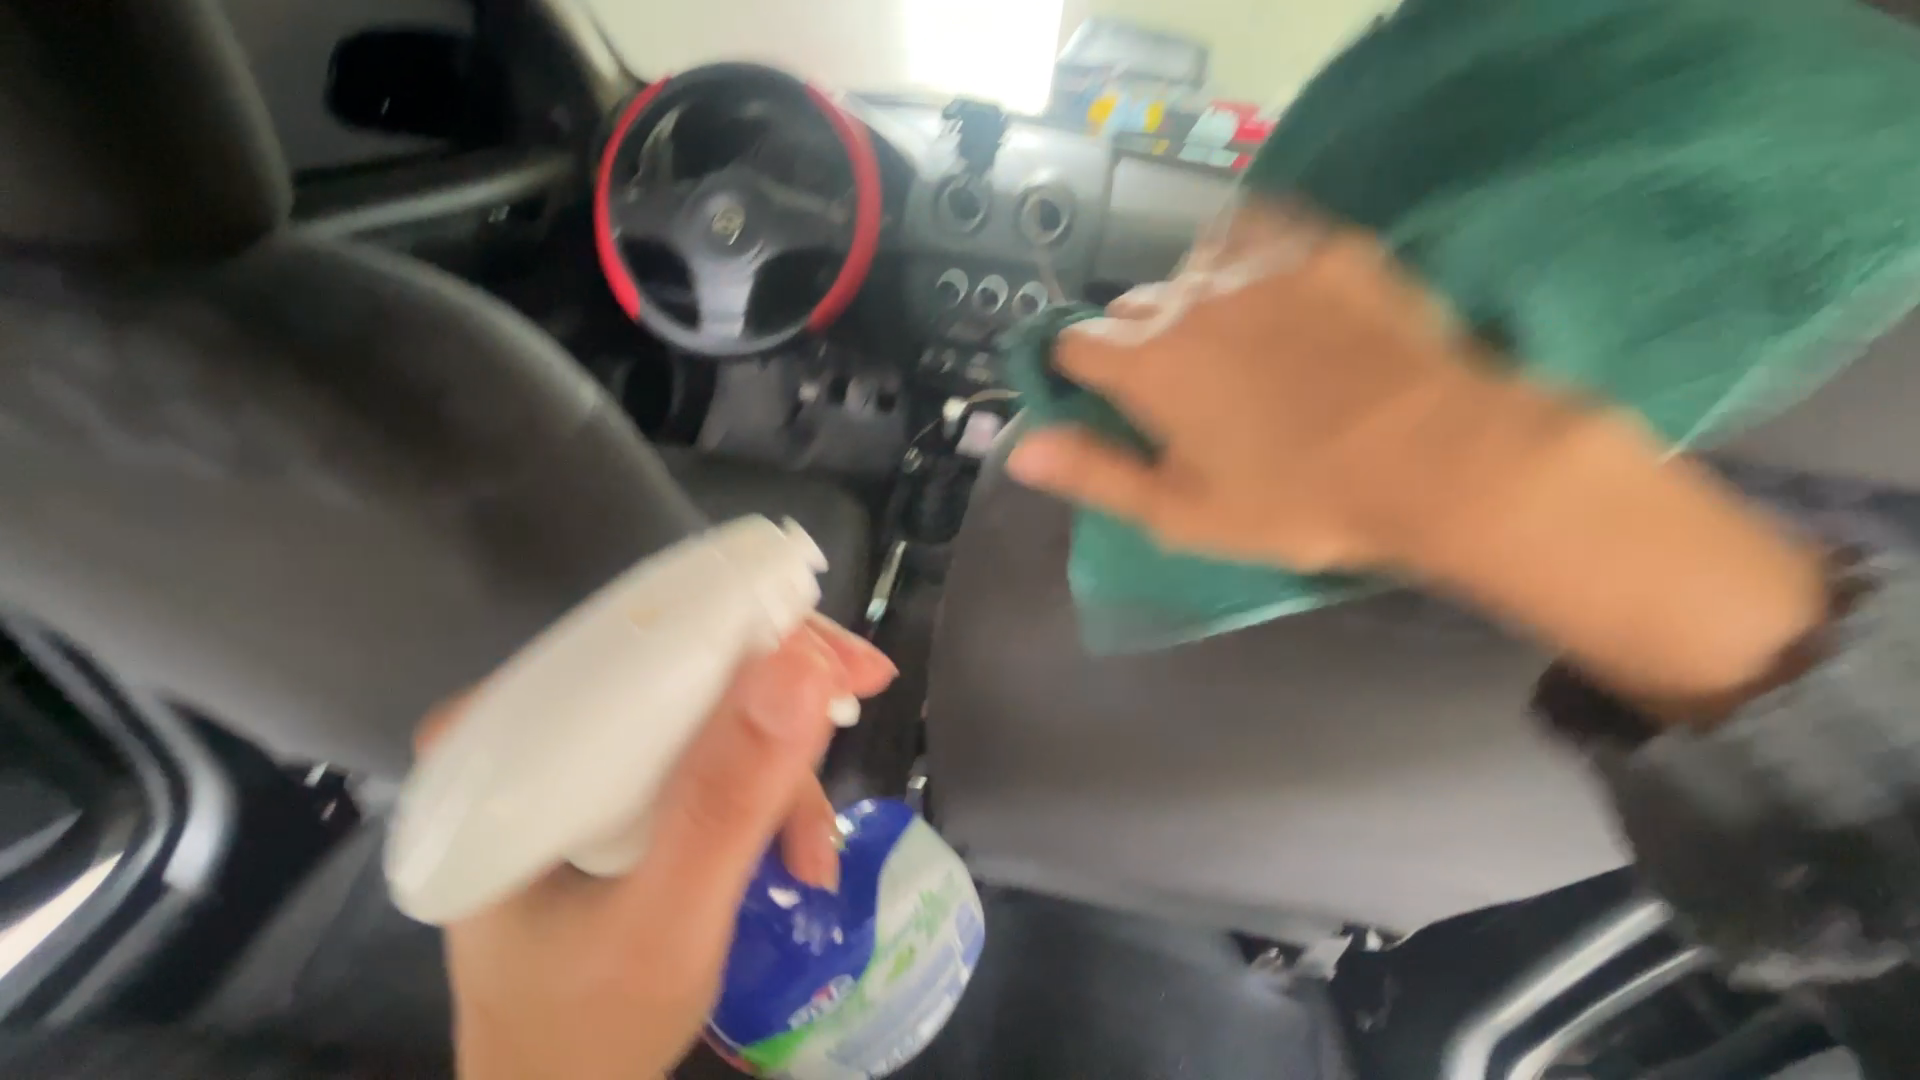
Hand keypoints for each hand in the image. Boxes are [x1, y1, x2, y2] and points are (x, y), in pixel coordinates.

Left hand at [434, 616, 896, 1079]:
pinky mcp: (608, 800)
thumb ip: (726, 803)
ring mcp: (572, 768)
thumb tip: (801, 669)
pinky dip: (759, 800)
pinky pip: (701, 764)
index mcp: (502, 741)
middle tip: (862, 699)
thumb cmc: (584, 1033)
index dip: (750, 635)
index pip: (637, 642)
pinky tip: (792, 854)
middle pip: (680, 673)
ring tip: (812, 852)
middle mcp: (529, 736)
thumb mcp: (665, 921)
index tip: (838, 665)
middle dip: (784, 701)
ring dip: (778, 772)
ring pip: (703, 718)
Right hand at [1011, 196, 1827, 717]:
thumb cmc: (1296, 499)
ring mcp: (1261, 266)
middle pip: (1133, 308)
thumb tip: (1021, 449)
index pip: (1074, 346)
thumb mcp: (1182, 511)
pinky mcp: (1326, 249)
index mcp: (1148, 365)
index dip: (1076, 373)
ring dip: (1192, 301)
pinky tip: (1277, 294)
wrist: (1436, 458)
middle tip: (1182, 392)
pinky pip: (1264, 235)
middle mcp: (1189, 301)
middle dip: (1139, 343)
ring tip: (1233, 342)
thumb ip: (1095, 474)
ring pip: (1192, 269)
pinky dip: (1252, 260)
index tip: (1101, 399)